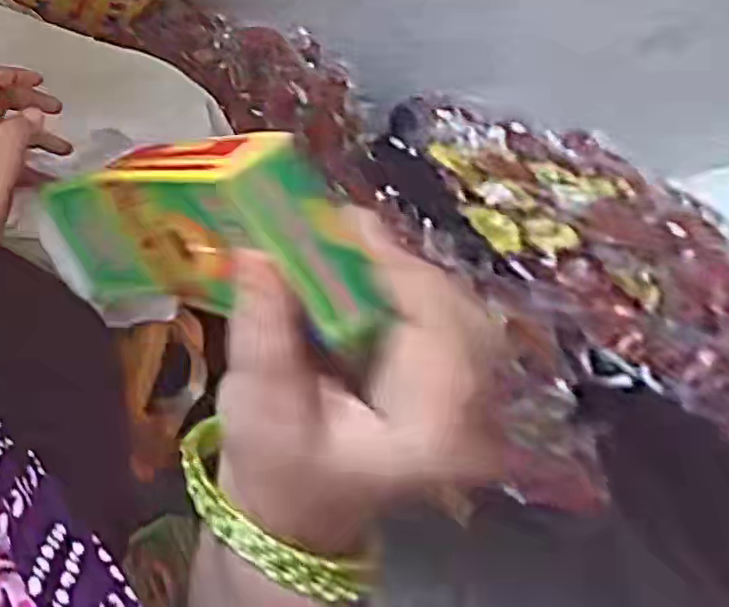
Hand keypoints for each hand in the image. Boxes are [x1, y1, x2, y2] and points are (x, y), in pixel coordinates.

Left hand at [0, 67, 70, 266]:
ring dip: (37, 134)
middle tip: (57, 109)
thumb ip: (16, 133)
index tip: (39, 81)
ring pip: (8, 132)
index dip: (13, 76)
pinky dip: (30, 160)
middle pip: (1, 103)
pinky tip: (48, 177)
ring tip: (63, 149)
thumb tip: (34, 113)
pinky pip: (8, 158)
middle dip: (30, 101)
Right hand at [217, 209, 502, 555]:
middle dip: (401, 263)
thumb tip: (254, 254)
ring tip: (344, 237)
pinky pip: (440, 326)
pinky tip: (356, 270)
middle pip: (463, 319)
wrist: (292, 507)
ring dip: (401, 272)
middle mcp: (474, 420)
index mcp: (435, 431)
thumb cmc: (274, 461)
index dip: (400, 270)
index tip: (348, 221)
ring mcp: (470, 409)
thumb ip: (262, 327)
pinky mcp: (448, 393)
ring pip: (458, 317)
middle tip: (339, 222)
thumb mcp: (258, 396)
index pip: (442, 333)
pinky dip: (399, 290)